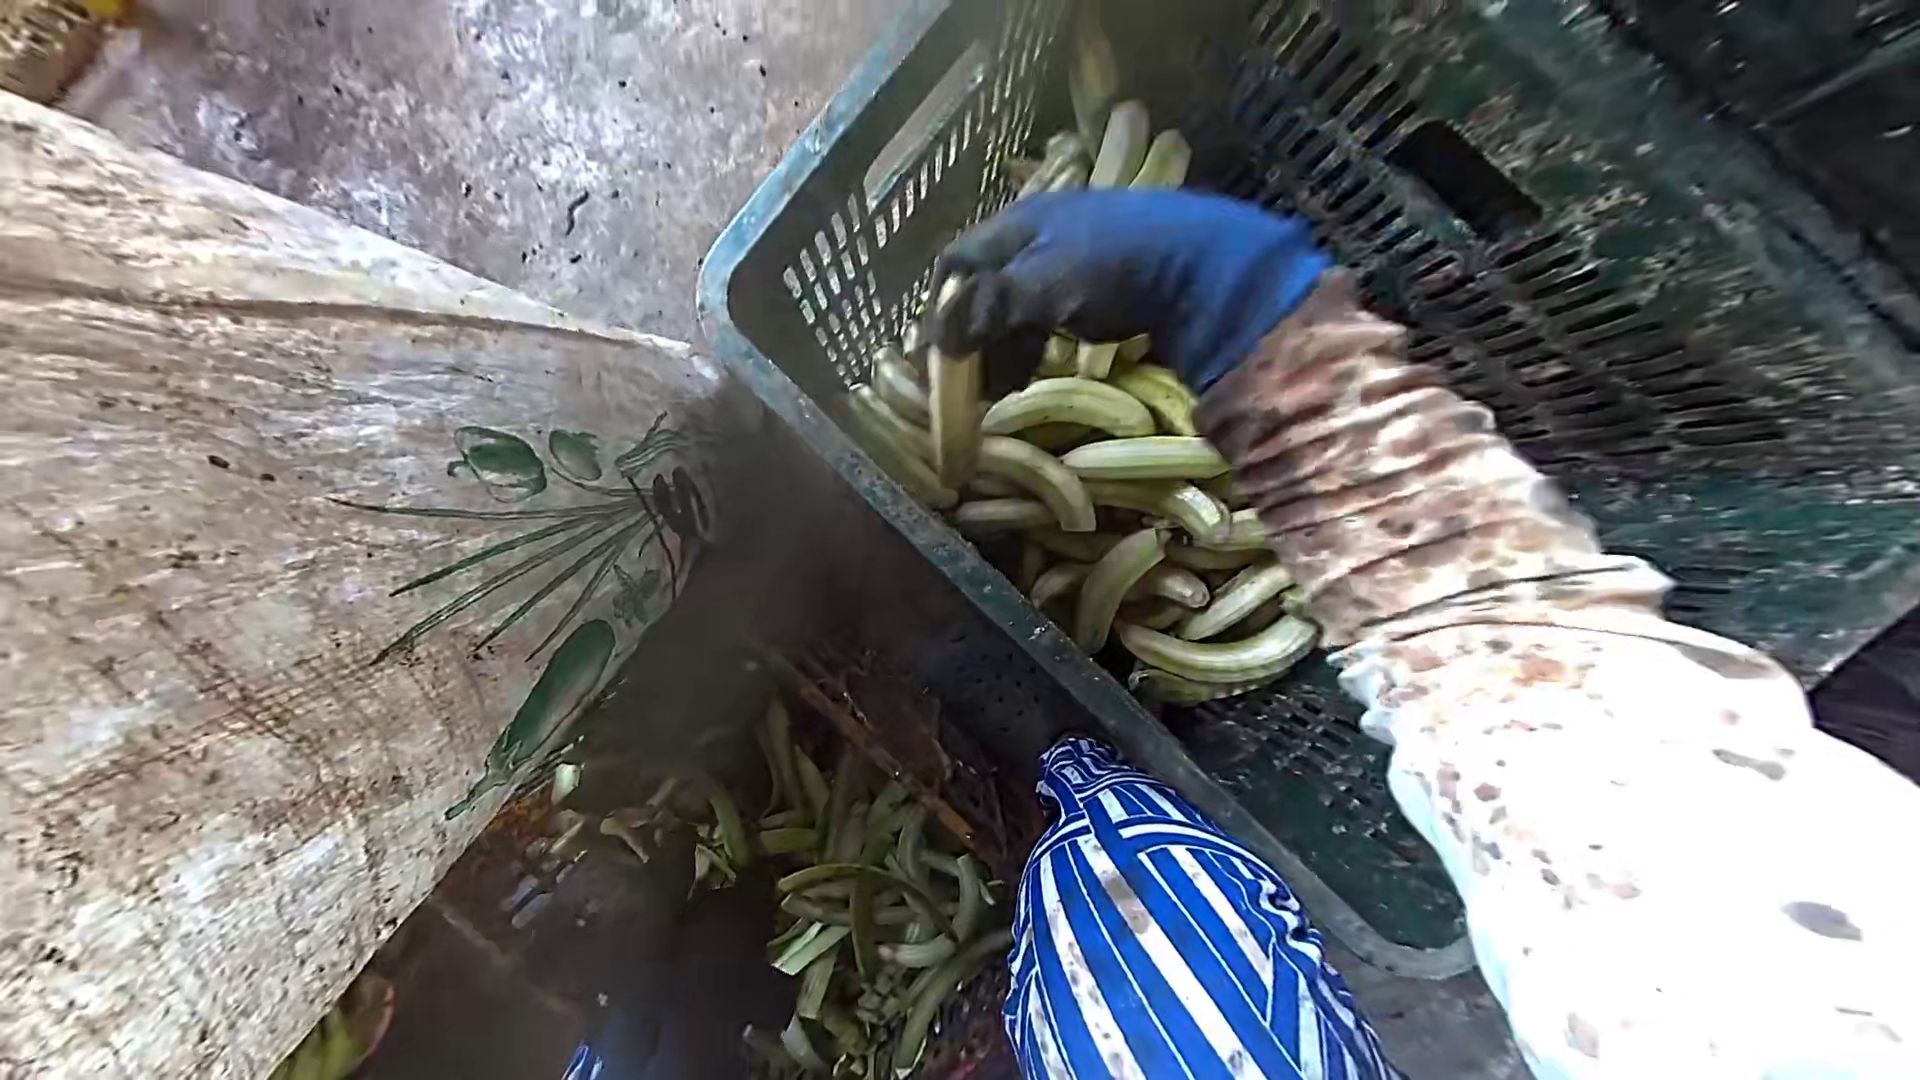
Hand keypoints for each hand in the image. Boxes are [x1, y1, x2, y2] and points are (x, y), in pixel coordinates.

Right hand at [928, 190, 1329, 389]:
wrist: (1208, 271)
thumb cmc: (1118, 266)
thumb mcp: (1046, 284)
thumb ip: (990, 308)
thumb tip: (936, 338)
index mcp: (1019, 225)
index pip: (959, 263)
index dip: (943, 306)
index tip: (937, 353)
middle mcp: (1037, 241)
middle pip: (985, 292)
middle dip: (973, 340)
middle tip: (968, 385)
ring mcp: (1067, 266)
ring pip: (1014, 312)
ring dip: (1001, 352)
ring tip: (999, 392)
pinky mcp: (1093, 293)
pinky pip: (1044, 323)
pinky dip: (1030, 351)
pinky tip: (1030, 377)